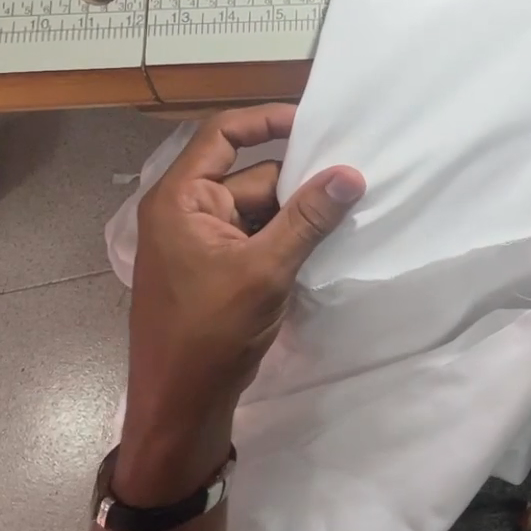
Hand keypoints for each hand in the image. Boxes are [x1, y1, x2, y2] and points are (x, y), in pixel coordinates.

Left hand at [116, 104, 365, 503]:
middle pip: (250, 174)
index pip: (222, 134)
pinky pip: (255, 234)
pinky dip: (284, 237)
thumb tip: (350, 173)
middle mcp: (187, 210)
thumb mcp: (265, 269)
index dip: (266, 121)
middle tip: (347, 182)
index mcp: (181, 198)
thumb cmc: (209, 334)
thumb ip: (308, 218)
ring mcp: (200, 241)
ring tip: (341, 215)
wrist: (179, 410)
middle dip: (295, 182)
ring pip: (258, 207)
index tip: (313, 124)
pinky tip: (319, 244)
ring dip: (294, 213)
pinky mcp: (215, 267)